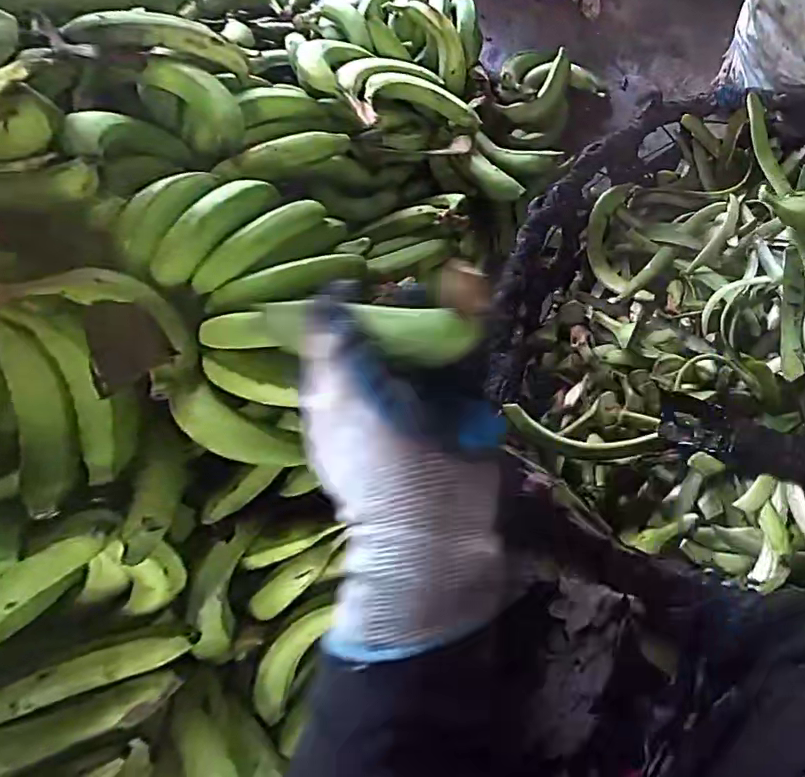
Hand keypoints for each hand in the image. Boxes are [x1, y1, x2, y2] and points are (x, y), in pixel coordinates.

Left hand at [301, 282, 505, 662]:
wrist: (434, 523)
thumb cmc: (377, 463)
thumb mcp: (343, 402)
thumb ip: (337, 346)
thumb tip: (328, 296)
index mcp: (340, 397)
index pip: (338, 343)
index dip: (346, 311)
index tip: (359, 280)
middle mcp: (381, 395)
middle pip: (389, 340)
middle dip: (401, 310)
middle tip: (409, 287)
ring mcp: (425, 402)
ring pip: (431, 347)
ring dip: (441, 317)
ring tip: (453, 285)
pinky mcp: (463, 407)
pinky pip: (467, 365)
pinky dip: (472, 339)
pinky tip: (476, 313)